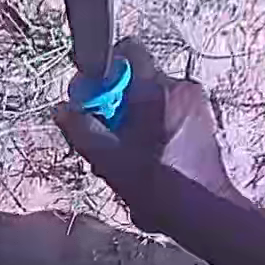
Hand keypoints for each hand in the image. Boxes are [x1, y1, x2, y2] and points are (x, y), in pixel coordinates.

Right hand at [53, 47, 249, 223]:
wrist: (203, 212)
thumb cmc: (157, 184)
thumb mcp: (107, 158)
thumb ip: (80, 129)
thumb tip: (61, 110)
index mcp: (158, 90)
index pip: (126, 52)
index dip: (100, 73)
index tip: (89, 101)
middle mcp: (181, 88)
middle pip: (132, 81)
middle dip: (110, 105)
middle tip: (100, 137)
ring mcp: (195, 103)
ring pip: (146, 98)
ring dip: (126, 120)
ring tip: (120, 153)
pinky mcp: (201, 119)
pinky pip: (163, 110)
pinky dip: (146, 127)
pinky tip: (140, 156)